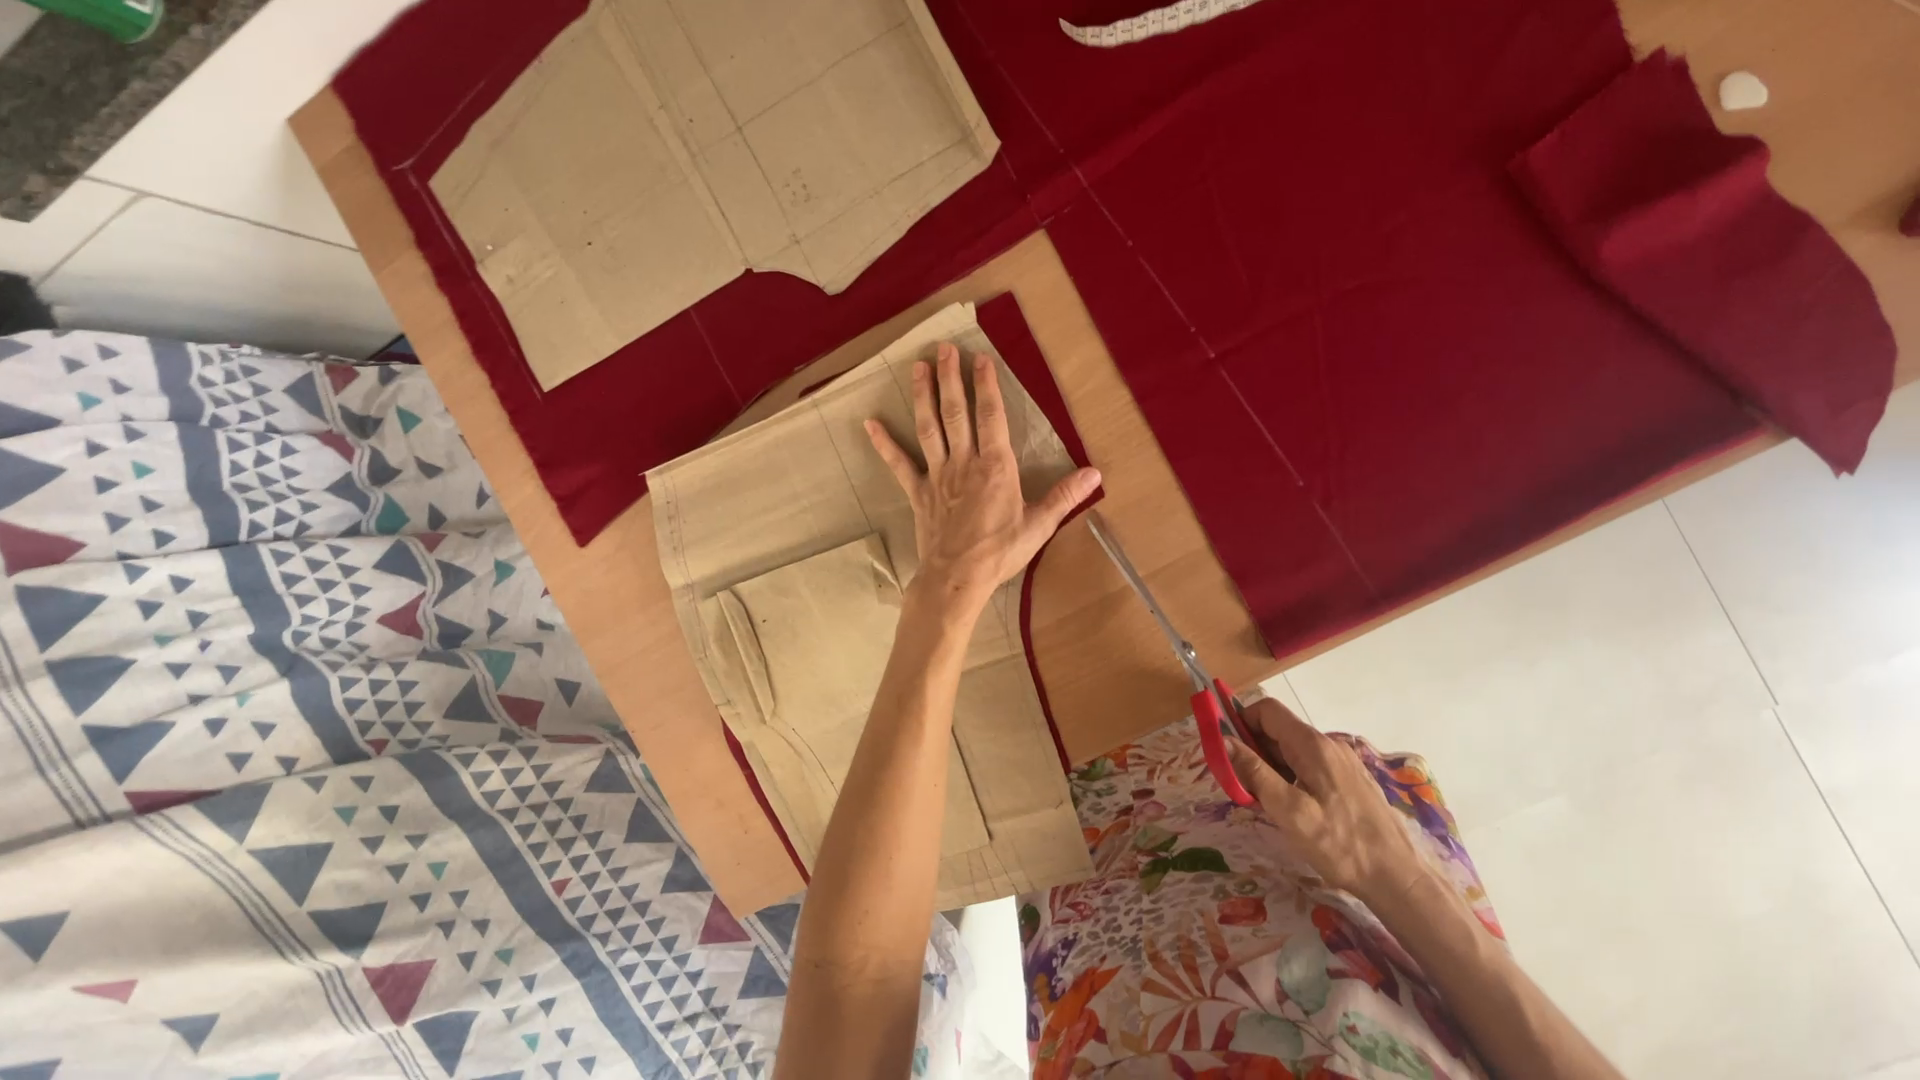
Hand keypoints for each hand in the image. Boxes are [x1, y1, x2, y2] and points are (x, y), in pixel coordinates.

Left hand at [866, 343, 1100, 614]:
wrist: (957, 579)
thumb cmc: (999, 553)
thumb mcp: (1039, 525)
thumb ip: (1064, 496)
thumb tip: (1095, 474)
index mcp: (995, 466)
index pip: (991, 416)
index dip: (986, 385)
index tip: (981, 358)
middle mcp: (964, 463)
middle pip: (955, 412)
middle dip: (950, 377)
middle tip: (945, 348)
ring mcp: (938, 476)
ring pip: (928, 427)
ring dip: (923, 395)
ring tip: (918, 367)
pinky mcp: (919, 493)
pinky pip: (899, 464)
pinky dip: (885, 443)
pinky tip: (870, 423)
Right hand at [1225, 698, 1432, 905]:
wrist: (1398, 877)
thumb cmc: (1339, 845)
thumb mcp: (1289, 811)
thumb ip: (1254, 773)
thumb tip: (1223, 740)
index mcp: (1313, 746)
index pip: (1267, 710)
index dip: (1240, 722)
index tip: (1224, 750)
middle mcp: (1329, 745)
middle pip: (1279, 730)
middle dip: (1252, 750)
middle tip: (1240, 784)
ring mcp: (1343, 762)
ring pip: (1293, 750)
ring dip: (1270, 767)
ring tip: (1264, 802)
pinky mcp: (1350, 779)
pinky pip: (1309, 765)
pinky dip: (1290, 777)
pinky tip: (1290, 808)